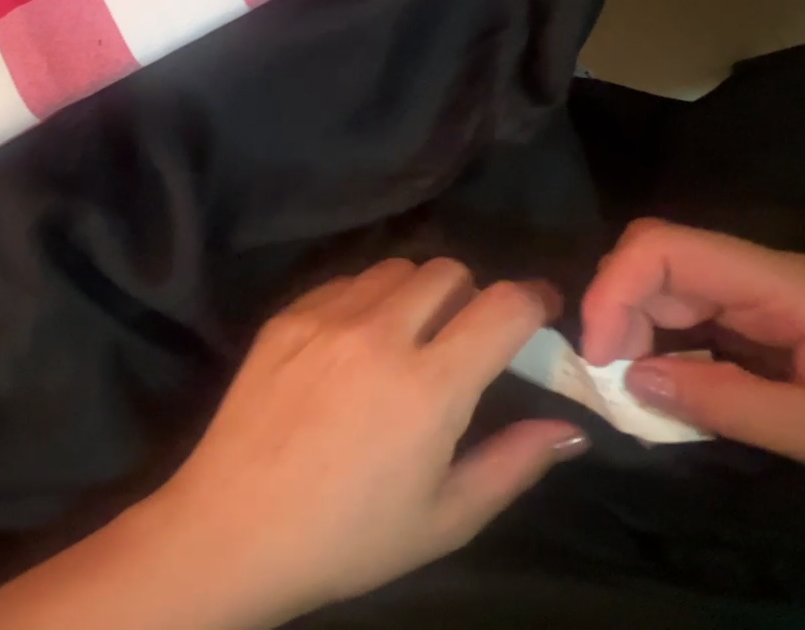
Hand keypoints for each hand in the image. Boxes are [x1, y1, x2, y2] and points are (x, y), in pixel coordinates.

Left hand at [143, 259, 589, 623]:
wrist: (235, 525)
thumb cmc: (349, 536)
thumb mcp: (447, 518)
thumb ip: (514, 463)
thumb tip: (569, 427)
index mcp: (428, 385)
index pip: (503, 306)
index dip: (535, 301)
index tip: (542, 315)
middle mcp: (377, 333)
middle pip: (448, 271)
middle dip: (474, 296)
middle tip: (469, 338)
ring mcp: (323, 318)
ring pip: (394, 268)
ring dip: (419, 292)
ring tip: (411, 338)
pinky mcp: (285, 316)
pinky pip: (343, 282)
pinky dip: (366, 299)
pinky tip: (356, 344)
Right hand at [582, 220, 804, 569]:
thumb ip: (735, 407)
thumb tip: (629, 377)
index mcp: (795, 288)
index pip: (670, 248)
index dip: (613, 287)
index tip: (596, 356)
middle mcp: (777, 283)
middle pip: (662, 267)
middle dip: (616, 317)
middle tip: (609, 389)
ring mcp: (779, 307)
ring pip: (674, 297)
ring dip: (639, 340)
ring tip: (631, 399)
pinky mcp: (781, 336)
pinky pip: (702, 331)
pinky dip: (670, 359)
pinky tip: (669, 398)